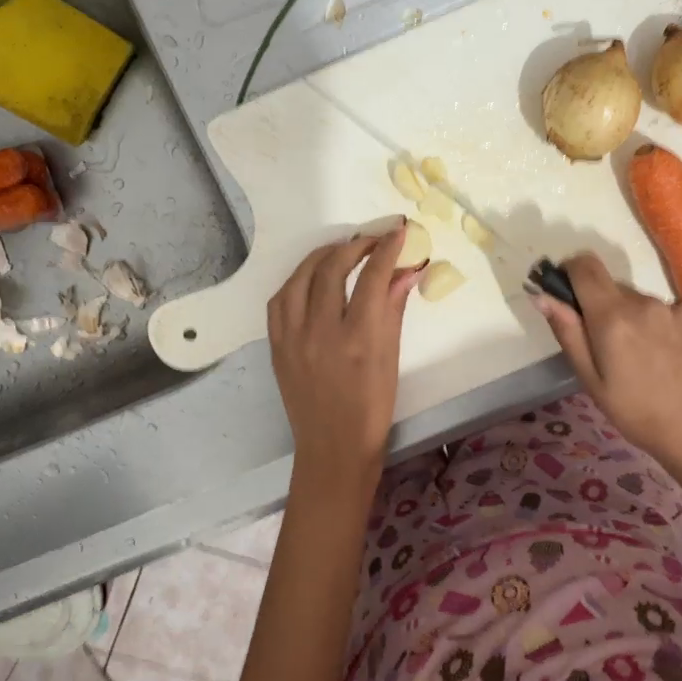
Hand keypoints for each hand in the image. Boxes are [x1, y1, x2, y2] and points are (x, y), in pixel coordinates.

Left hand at [268, 223, 420, 495]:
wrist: (333, 448)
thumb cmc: (372, 409)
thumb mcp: (391, 360)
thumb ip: (394, 310)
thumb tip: (405, 271)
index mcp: (358, 339)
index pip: (373, 277)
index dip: (387, 249)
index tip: (398, 232)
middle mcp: (321, 332)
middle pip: (333, 268)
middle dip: (355, 245)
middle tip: (372, 240)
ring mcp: (293, 338)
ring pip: (301, 277)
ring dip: (322, 256)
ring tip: (341, 251)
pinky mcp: (276, 345)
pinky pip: (280, 299)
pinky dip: (296, 280)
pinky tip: (311, 277)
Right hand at [530, 253, 681, 485]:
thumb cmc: (641, 416)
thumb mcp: (593, 382)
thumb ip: (568, 333)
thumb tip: (542, 296)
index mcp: (613, 317)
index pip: (584, 266)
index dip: (570, 273)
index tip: (568, 296)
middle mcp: (645, 302)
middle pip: (613, 288)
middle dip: (604, 310)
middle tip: (611, 352)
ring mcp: (678, 307)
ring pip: (642, 303)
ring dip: (635, 320)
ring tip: (646, 362)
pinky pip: (670, 312)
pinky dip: (663, 327)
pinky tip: (673, 360)